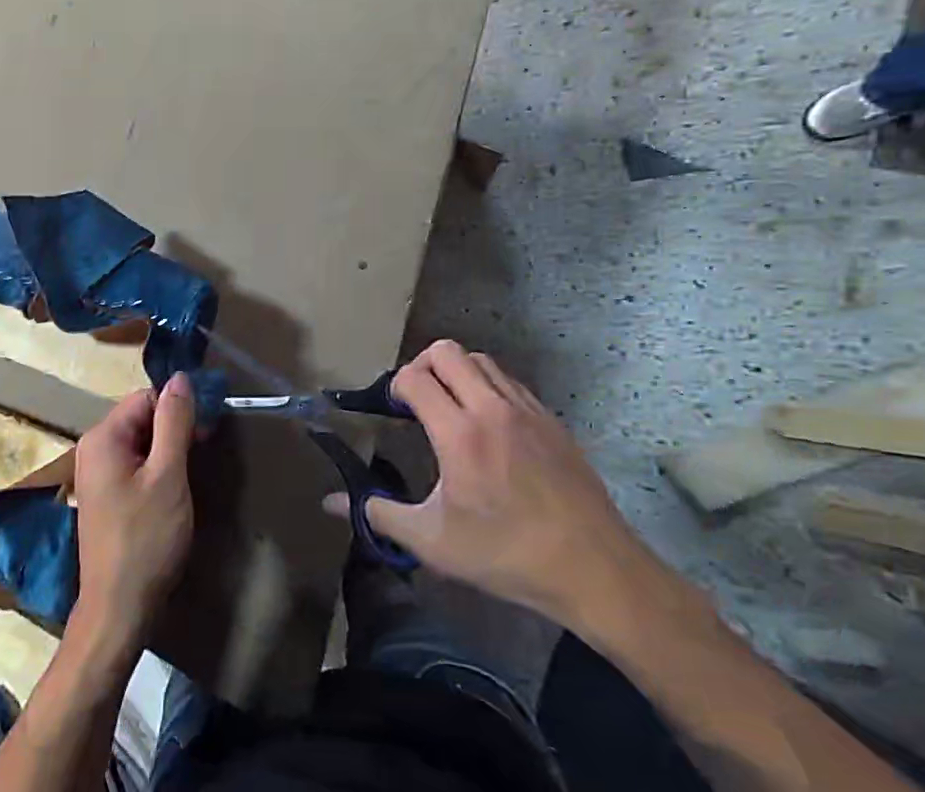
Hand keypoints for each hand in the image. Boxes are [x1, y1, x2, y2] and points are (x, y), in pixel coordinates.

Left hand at [72, 375, 198, 639]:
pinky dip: (156, 469)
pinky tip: (172, 491)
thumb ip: (174, 423)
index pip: (146, 397)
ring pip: (141, 442)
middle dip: (174, 429)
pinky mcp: (106, 494)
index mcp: (103, 437)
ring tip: (190, 475)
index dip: (178, 408)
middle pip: (141, 418)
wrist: (118, 606)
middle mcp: (93, 447)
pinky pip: (134, 465)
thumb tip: (180, 377)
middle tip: (204, 452)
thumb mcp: (168, 475)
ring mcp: (96, 473)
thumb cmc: (146, 538)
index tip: (207, 431)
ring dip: (168, 450)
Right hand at [324, 341, 659, 626]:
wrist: (595, 571)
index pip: (415, 378)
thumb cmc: (505, 555)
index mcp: (459, 433)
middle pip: (448, 352)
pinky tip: (488, 427)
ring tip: (450, 409)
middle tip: (416, 401)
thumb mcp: (431, 541)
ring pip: (482, 361)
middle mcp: (493, 409)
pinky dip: (488, 388)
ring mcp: (528, 412)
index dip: (394, 386)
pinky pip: (511, 383)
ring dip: (457, 373)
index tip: (392, 411)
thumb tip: (329, 503)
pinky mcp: (553, 423)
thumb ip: (377, 514)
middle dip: (422, 367)